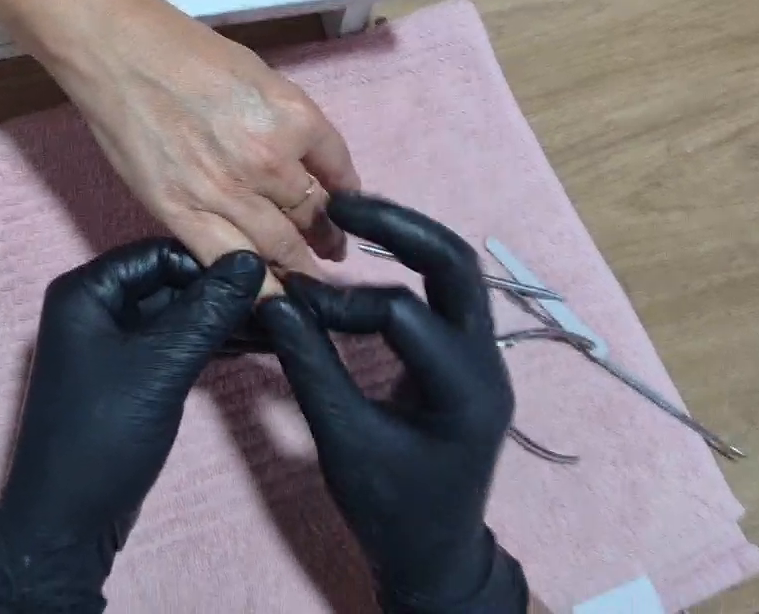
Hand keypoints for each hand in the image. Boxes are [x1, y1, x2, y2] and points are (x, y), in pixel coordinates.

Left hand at [0, 242, 266, 610]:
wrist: (66, 526)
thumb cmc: (105, 433)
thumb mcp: (162, 366)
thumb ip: (208, 311)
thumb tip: (252, 261)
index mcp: (86, 291)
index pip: (158, 253)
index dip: (210, 261)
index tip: (264, 272)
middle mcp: (95, 306)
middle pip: (169, 281)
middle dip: (221, 293)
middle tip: (280, 298)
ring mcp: (111, 342)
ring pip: (176, 315)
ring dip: (221, 320)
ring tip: (279, 323)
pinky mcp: (129, 373)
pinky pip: (174, 344)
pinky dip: (209, 344)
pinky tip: (255, 346)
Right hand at [49, 4, 356, 282]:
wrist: (119, 52)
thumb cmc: (184, 51)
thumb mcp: (257, 74)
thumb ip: (288, 120)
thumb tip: (305, 159)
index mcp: (295, 118)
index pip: (341, 170)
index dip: (348, 196)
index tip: (345, 209)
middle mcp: (270, 161)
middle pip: (315, 215)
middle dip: (327, 238)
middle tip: (330, 251)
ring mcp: (225, 193)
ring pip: (281, 249)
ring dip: (301, 267)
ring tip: (307, 278)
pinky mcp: (182, 215)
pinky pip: (231, 265)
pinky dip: (259, 289)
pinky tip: (272, 299)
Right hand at [256, 192, 526, 612]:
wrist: (436, 555)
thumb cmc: (390, 508)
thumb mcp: (342, 442)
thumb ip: (310, 369)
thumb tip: (272, 301)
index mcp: (464, 390)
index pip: (401, 314)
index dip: (339, 303)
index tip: (289, 303)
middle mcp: (485, 361)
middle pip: (455, 266)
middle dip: (396, 227)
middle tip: (339, 203)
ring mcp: (480, 354)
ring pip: (456, 269)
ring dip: (405, 234)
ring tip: (352, 212)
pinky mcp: (463, 353)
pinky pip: (443, 289)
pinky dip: (406, 259)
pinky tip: (368, 250)